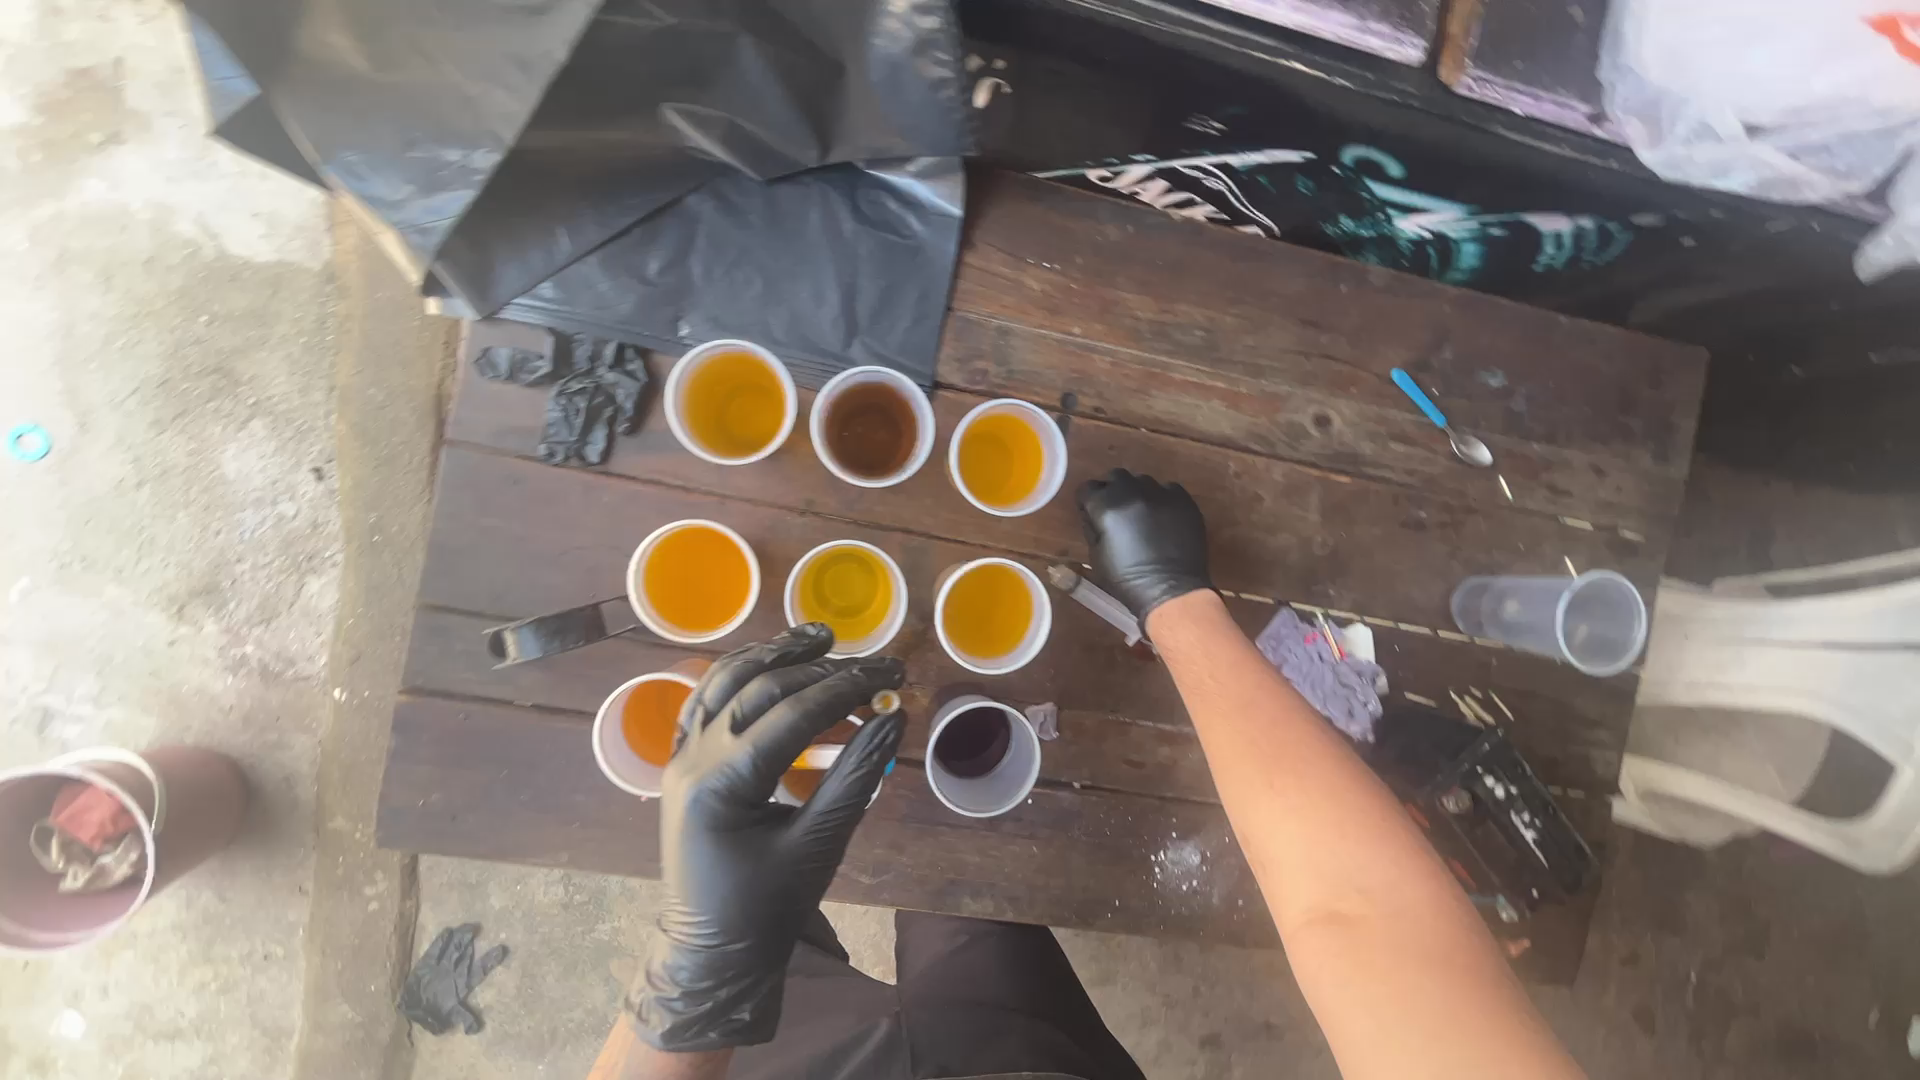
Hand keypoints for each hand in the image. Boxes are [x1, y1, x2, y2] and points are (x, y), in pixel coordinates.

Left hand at [627, 624, 904, 1050]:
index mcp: (722, 783)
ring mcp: (680, 757)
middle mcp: (693, 758)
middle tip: (874, 663)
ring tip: (820, 636)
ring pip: (726, 683)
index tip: (892, 675)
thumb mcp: (820, 845)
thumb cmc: (768, 908)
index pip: (793, 713)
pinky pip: (706, 702)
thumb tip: (893, 718)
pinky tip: (767, 661)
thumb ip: (855, 776)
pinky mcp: (681, 762)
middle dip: (824, 670)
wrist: (713, 954)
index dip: (847, 687)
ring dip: (774, 654)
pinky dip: (739, 674)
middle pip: (763, 688)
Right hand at [1076, 468, 1212, 623]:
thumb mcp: (1096, 556)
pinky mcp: (1184, 500)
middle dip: (1111, 490)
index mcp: (1107, 507)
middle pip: (1115, 476)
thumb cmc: (1126, 580)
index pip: (1087, 488)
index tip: (1091, 512)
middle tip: (1115, 510)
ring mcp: (1161, 494)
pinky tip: (1162, 518)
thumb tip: (1091, 511)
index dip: (1087, 501)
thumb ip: (1091, 526)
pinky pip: (1168, 489)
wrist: (1171, 591)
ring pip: (1142, 480)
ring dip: (1136, 493)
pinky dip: (1161, 499)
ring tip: (1141, 514)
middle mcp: (1133, 493)